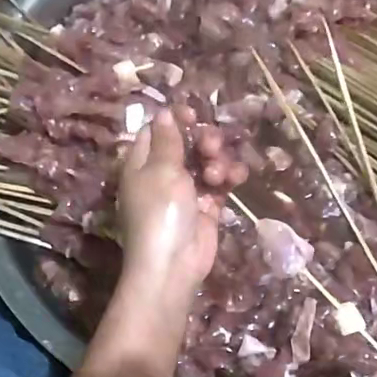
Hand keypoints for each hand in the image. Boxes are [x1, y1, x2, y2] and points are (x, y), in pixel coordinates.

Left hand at [117, 108, 218, 303]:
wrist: (173, 263)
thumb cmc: (160, 211)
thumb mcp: (161, 169)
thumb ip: (167, 140)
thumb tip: (163, 113)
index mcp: (140, 164)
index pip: (155, 131)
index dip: (174, 120)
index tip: (193, 114)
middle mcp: (160, 175)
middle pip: (185, 144)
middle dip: (203, 140)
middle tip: (211, 147)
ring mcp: (184, 192)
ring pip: (206, 162)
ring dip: (217, 161)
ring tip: (217, 175)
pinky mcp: (205, 208)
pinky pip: (219, 184)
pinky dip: (228, 178)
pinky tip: (235, 179)